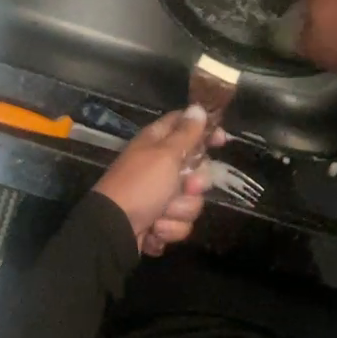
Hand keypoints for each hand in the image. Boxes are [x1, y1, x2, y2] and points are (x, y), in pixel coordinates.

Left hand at [92, 106, 227, 256]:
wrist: (115, 229)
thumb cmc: (141, 185)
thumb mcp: (166, 155)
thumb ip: (186, 133)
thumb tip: (198, 107)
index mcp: (158, 143)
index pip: (185, 126)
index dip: (205, 130)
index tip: (221, 140)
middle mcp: (159, 166)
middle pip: (196, 170)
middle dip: (194, 186)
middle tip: (187, 187)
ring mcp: (159, 195)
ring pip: (190, 201)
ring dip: (178, 211)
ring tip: (160, 215)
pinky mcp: (158, 220)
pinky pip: (179, 223)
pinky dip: (168, 229)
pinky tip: (153, 229)